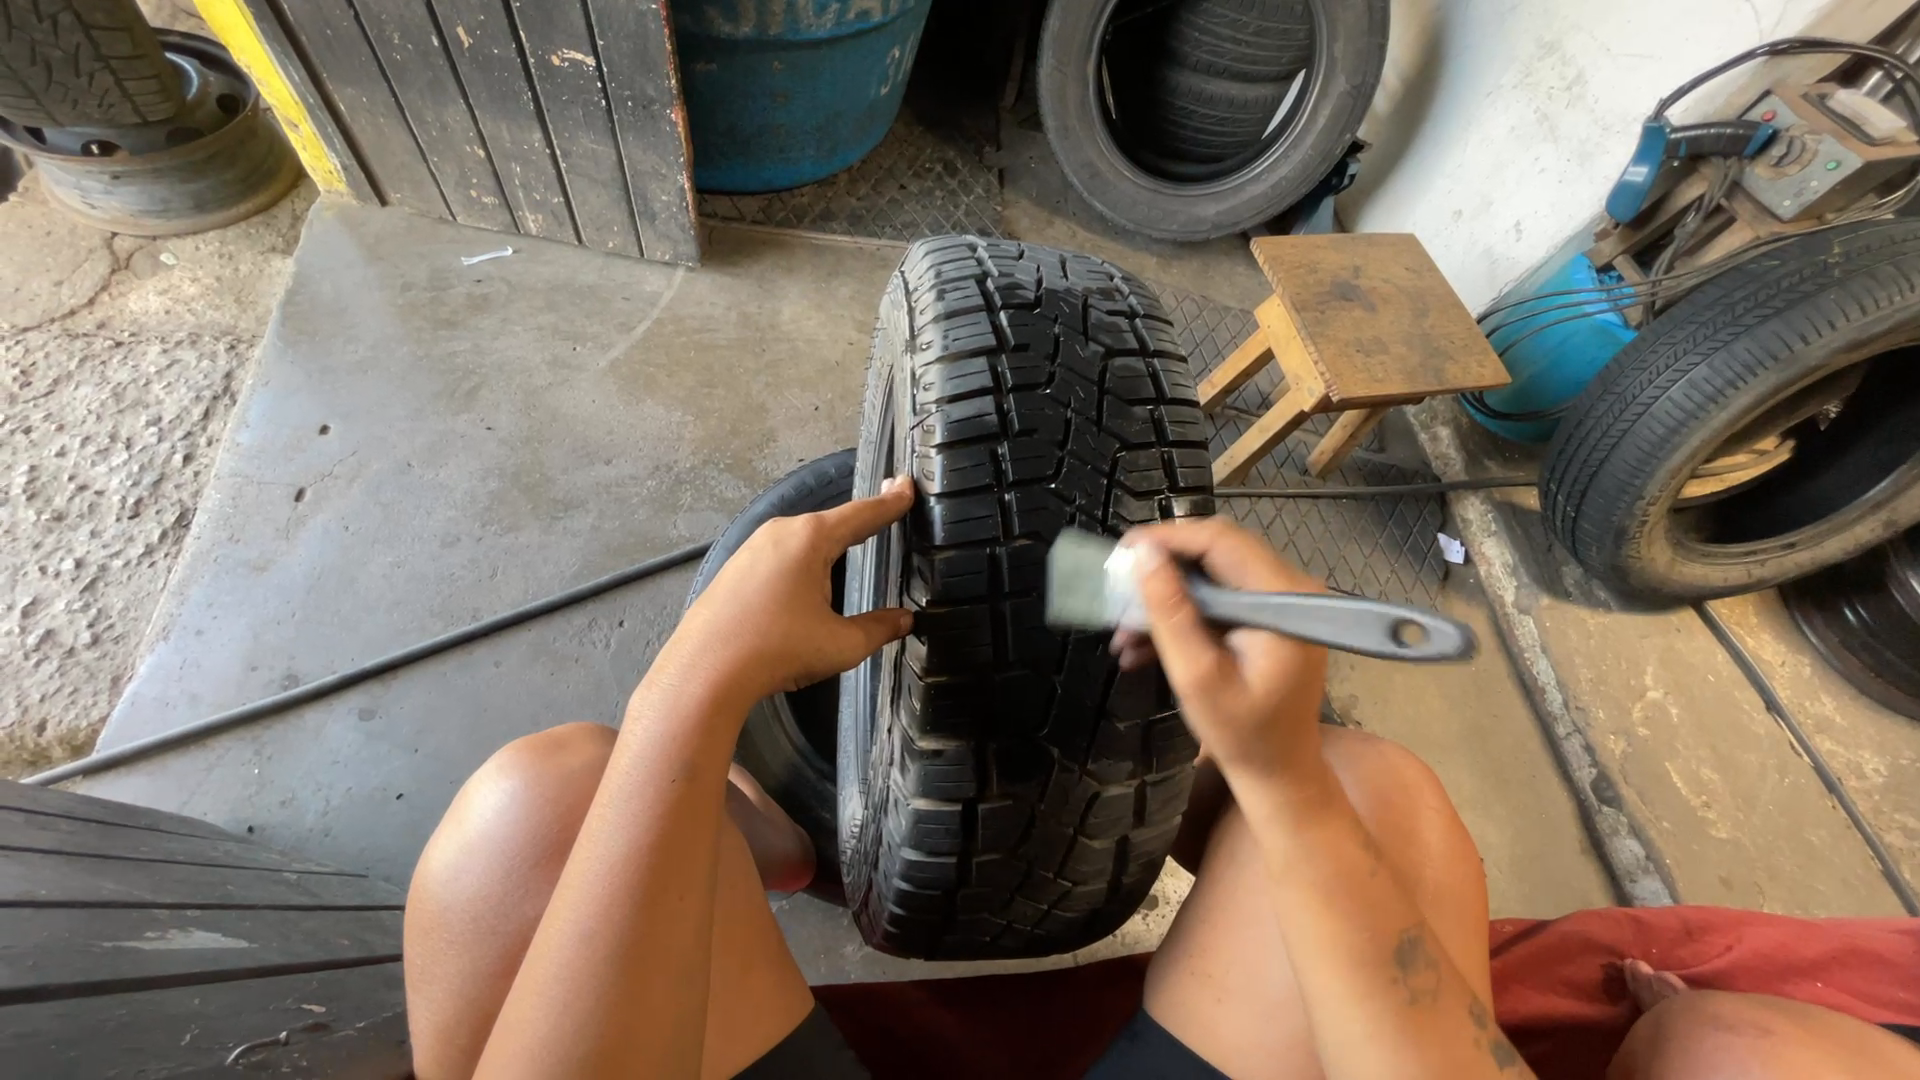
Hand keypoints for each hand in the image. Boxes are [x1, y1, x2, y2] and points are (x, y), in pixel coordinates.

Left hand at [666, 475, 915, 701]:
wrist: (703, 672)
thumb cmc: (778, 650)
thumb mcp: (842, 644)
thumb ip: (879, 629)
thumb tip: (904, 621)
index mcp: (811, 538)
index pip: (862, 514)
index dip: (890, 503)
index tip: (907, 486)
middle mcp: (780, 532)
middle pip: (830, 525)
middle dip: (858, 526)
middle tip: (885, 518)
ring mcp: (751, 549)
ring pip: (802, 543)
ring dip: (827, 552)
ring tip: (848, 564)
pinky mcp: (733, 570)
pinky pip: (779, 559)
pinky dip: (800, 568)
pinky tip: (802, 593)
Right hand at [1116, 518, 1328, 786]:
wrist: (1278, 772)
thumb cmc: (1241, 732)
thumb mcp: (1196, 674)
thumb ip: (1169, 611)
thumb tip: (1142, 554)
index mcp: (1283, 599)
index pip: (1220, 541)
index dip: (1166, 538)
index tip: (1121, 551)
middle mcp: (1288, 589)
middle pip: (1215, 552)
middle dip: (1160, 568)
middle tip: (1116, 584)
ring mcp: (1278, 603)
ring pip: (1210, 574)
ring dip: (1164, 597)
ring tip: (1122, 629)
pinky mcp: (1265, 618)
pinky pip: (1216, 599)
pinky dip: (1180, 614)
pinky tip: (1142, 644)